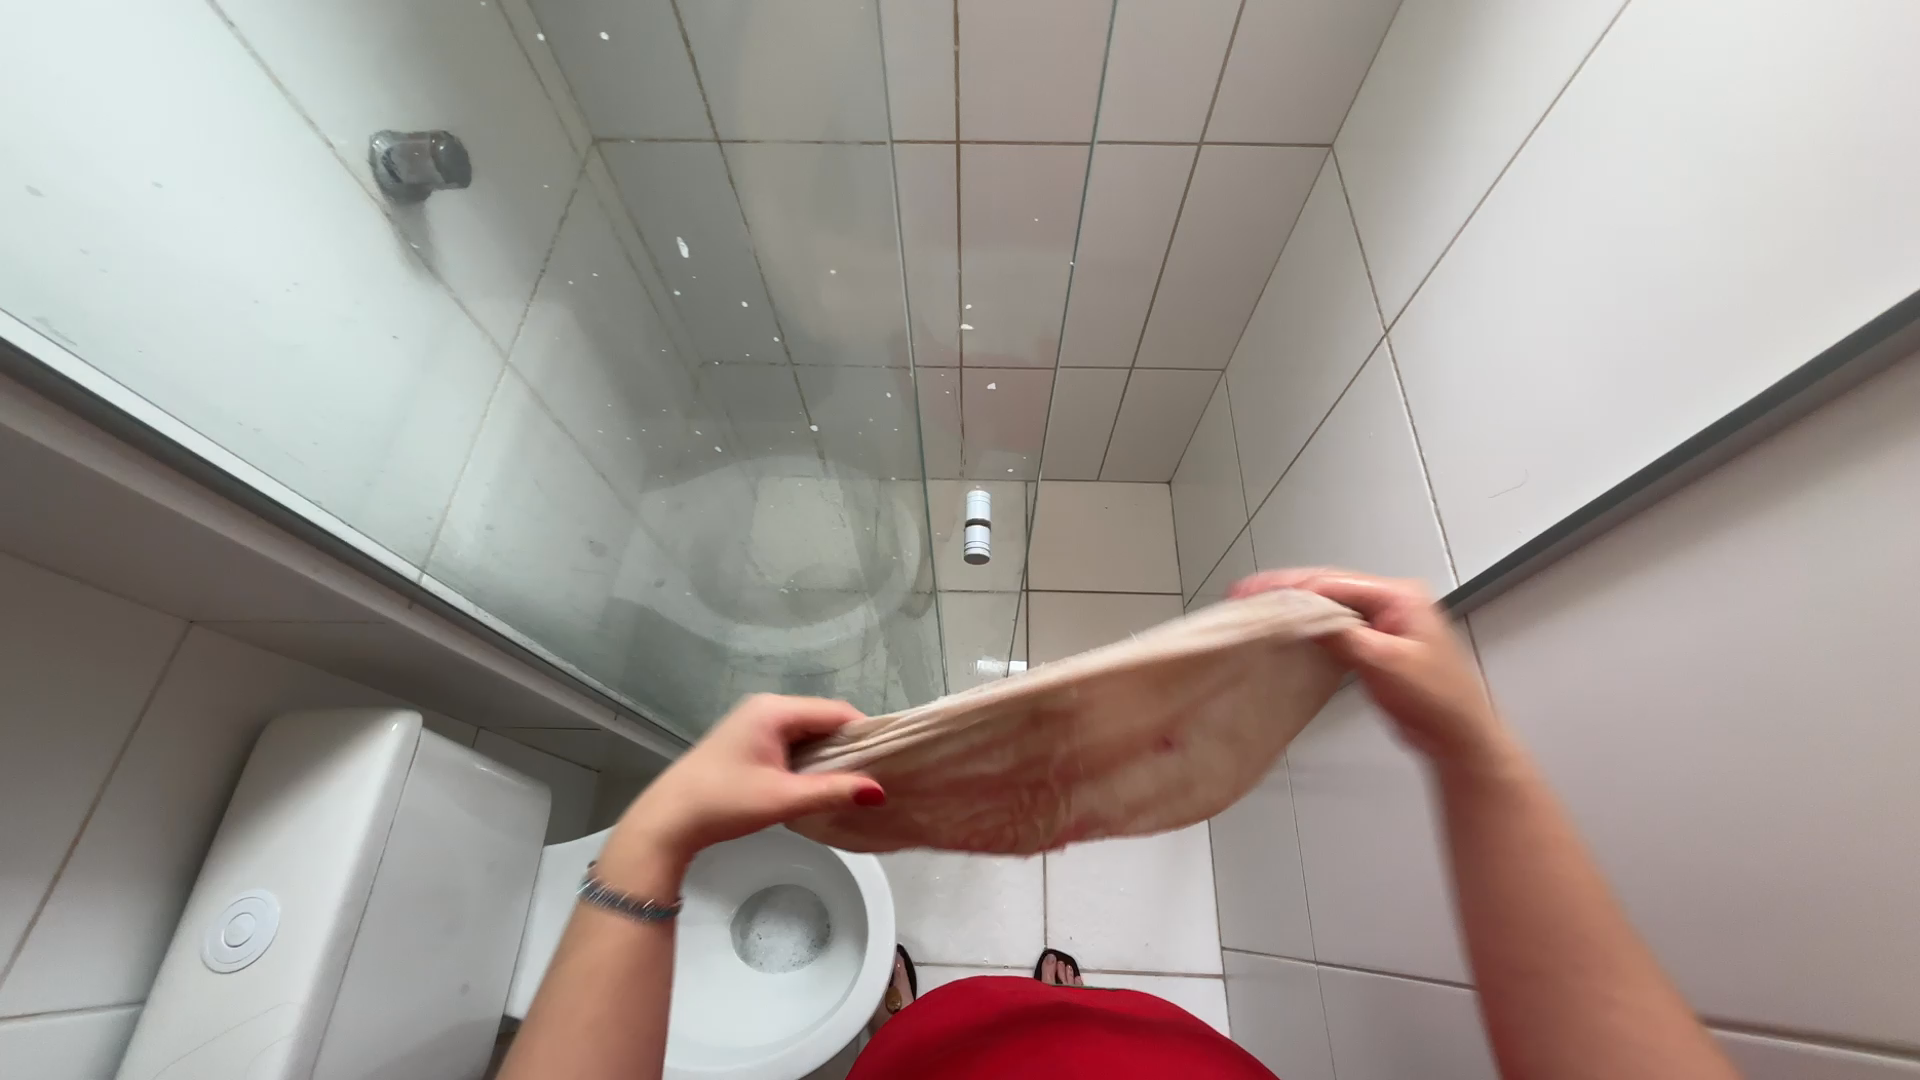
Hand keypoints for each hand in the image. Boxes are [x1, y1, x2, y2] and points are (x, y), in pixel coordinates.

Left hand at [609, 695, 884, 870]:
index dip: (864, 733)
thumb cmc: (725, 803)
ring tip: (850, 780)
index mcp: (775, 709)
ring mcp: (755, 721)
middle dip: (847, 744)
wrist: (666, 822)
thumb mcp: (783, 798)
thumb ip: (833, 791)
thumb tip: (879, 791)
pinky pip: (791, 739)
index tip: (886, 759)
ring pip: (807, 730)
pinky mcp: (748, 739)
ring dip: (827, 753)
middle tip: (872, 773)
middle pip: (822, 717)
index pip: (836, 710)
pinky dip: (807, 756)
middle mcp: (767, 706)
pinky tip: (817, 780)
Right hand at [1231, 568, 1510, 767]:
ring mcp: (1382, 620)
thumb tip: (1298, 615)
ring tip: (1253, 605)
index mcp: (1398, 595)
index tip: (1250, 593)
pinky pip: (1332, 624)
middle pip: (1326, 586)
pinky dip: (1305, 624)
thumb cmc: (1432, 698)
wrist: (1460, 738)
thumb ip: (1340, 634)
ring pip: (1326, 603)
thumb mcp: (1383, 661)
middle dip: (1283, 589)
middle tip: (1241, 593)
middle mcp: (1389, 600)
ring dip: (1291, 604)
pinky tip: (1281, 626)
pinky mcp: (1373, 641)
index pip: (1330, 583)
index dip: (1287, 587)